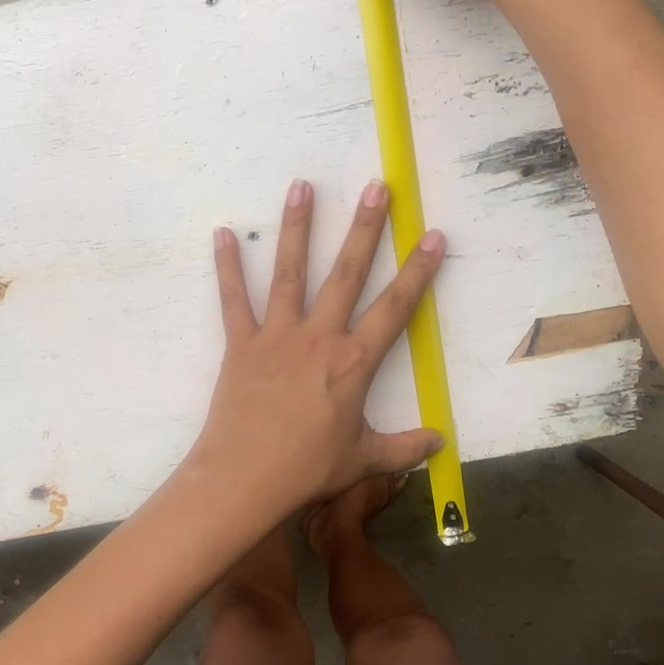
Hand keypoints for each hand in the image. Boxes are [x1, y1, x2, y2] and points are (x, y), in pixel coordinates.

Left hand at [184, 177, 446, 520]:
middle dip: (365, 228)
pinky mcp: (241, 344)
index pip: (395, 307)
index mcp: (354, 363)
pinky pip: (233, 299)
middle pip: (346, 273)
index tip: (434, 235)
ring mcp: (276, 336)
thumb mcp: (364, 460)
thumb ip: (404, 447)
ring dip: (296, 227)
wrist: (246, 478)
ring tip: (302, 186)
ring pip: (290, 272)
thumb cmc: (308, 470)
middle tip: (377, 187)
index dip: (417, 271)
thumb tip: (440, 443)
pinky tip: (224, 233)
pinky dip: (228, 266)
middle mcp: (318, 338)